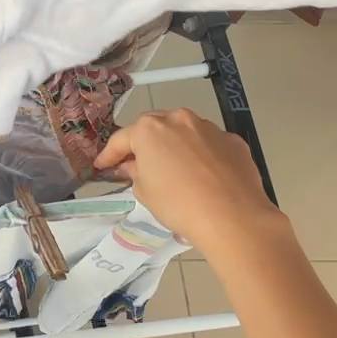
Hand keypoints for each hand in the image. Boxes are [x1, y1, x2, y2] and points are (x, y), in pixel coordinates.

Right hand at [92, 109, 286, 252]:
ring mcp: (209, 128)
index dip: (109, 155)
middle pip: (153, 126)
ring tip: (171, 167)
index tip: (102, 166)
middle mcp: (179, 119)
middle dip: (143, 142)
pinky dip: (199, 153)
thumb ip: (135, 172)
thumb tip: (135, 166)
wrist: (233, 218)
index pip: (121, 139)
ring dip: (173, 144)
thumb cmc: (178, 205)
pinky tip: (201, 174)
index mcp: (149, 130)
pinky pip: (208, 143)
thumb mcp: (144, 192)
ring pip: (183, 131)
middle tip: (136, 163)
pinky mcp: (233, 141)